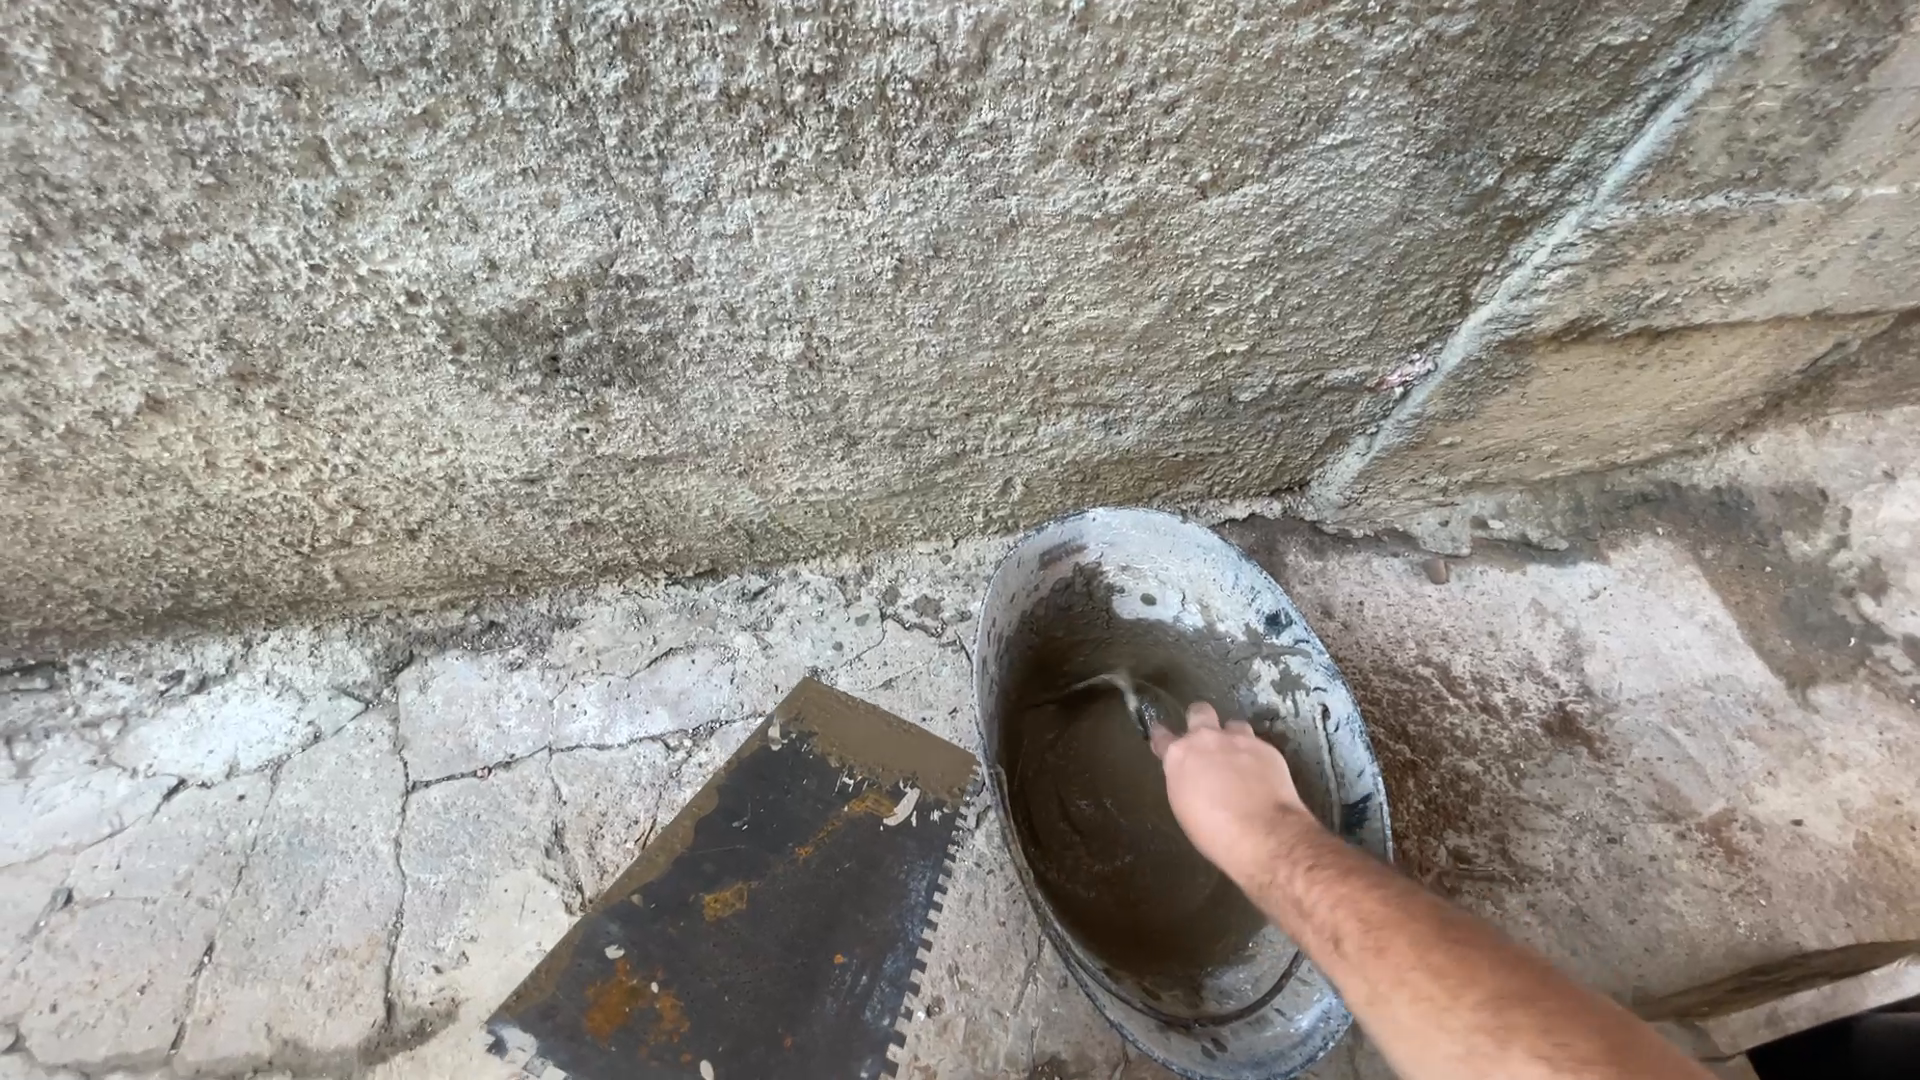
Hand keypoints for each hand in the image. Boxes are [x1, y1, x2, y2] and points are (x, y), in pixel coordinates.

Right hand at [1151, 701, 1317, 886]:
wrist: (1263, 834)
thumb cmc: (1214, 832)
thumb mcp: (1183, 807)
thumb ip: (1183, 780)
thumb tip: (1191, 775)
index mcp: (1179, 755)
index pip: (1161, 735)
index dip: (1162, 737)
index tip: (1163, 740)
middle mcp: (1206, 739)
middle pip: (1199, 711)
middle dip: (1200, 720)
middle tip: (1206, 740)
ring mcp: (1238, 740)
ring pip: (1233, 725)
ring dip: (1233, 739)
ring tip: (1239, 759)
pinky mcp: (1266, 748)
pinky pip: (1258, 745)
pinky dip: (1257, 758)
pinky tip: (1261, 776)